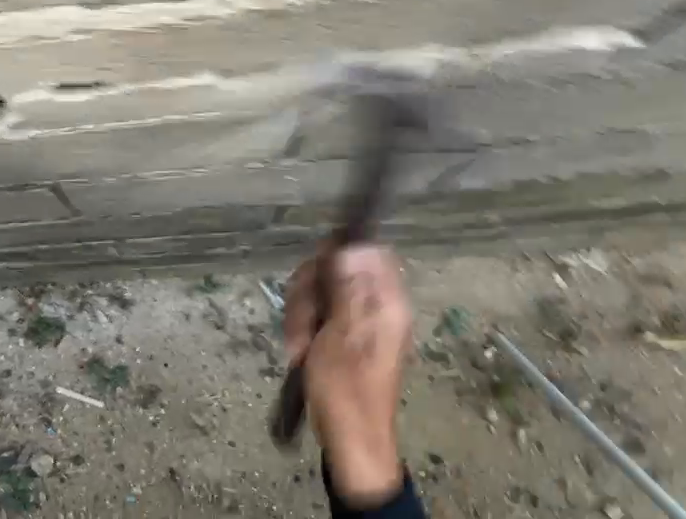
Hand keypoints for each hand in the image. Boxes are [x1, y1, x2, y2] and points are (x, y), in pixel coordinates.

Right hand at [283, 245, 413, 504]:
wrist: (349, 439)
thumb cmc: (345, 389)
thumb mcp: (340, 334)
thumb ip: (345, 288)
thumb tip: (350, 245)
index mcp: (386, 303)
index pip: (369, 251)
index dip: (339, 252)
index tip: (316, 274)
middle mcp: (377, 305)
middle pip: (337, 266)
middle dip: (310, 288)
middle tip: (302, 317)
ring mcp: (361, 320)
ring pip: (322, 288)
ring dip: (302, 310)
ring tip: (298, 341)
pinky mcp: (345, 334)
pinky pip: (319, 310)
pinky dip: (303, 324)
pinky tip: (299, 347)